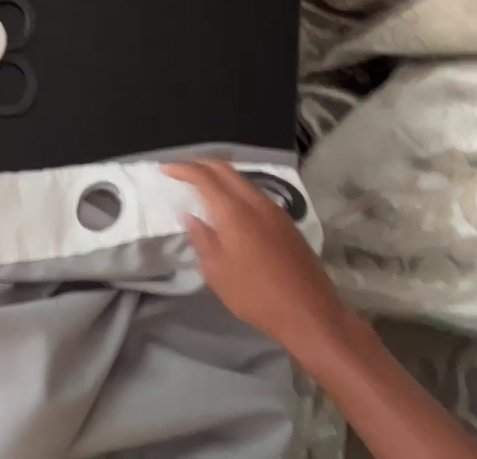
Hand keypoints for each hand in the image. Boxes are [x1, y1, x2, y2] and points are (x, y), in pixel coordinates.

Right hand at [165, 158, 354, 357]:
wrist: (310, 313)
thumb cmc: (256, 295)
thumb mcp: (217, 272)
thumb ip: (201, 238)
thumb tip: (190, 215)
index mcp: (234, 211)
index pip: (204, 176)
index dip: (182, 168)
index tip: (165, 169)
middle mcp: (255, 202)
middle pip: (225, 169)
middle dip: (200, 164)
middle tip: (181, 171)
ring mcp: (275, 210)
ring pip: (242, 179)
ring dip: (220, 176)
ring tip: (202, 186)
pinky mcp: (287, 222)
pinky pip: (255, 193)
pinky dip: (236, 189)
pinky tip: (230, 206)